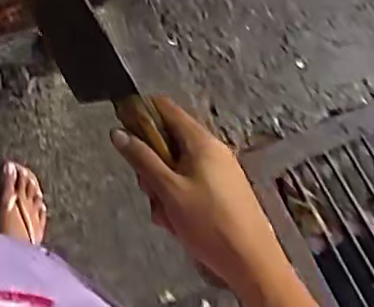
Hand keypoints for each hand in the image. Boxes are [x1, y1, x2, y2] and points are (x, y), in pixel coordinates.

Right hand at [111, 97, 312, 306]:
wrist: (255, 266)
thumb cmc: (210, 224)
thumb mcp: (169, 191)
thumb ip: (142, 159)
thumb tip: (118, 132)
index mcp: (200, 140)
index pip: (165, 108)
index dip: (141, 113)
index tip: (124, 130)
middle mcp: (212, 148)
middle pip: (170, 140)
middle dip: (152, 164)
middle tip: (149, 190)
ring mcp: (221, 170)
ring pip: (179, 166)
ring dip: (165, 187)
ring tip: (166, 215)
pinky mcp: (226, 191)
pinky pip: (193, 183)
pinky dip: (181, 198)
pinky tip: (179, 223)